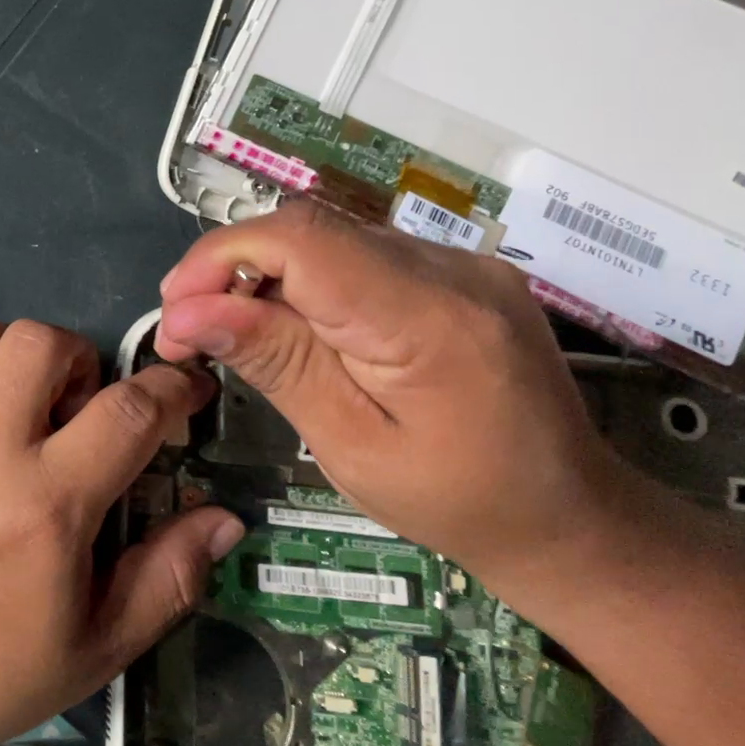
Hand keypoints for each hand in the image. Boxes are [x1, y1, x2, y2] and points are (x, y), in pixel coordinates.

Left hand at [0, 320, 242, 745]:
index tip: (185, 390)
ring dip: (1, 348)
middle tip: (76, 402)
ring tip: (11, 391)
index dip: (172, 389)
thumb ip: (168, 577)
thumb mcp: (98, 645)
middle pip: (38, 343)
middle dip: (76, 357)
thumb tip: (223, 518)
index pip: (128, 411)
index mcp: (46, 503)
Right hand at [153, 201, 641, 582]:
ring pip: (323, 236)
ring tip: (225, 331)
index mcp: (431, 320)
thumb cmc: (457, 501)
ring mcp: (458, 263)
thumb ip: (275, 364)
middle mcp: (451, 269)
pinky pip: (352, 252)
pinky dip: (297, 280)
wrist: (571, 516)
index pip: (302, 242)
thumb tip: (186, 314)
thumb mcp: (349, 445)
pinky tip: (283, 325)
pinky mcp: (453, 271)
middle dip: (227, 268)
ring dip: (258, 274)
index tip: (173, 311)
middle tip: (186, 328)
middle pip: (307, 229)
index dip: (220, 257)